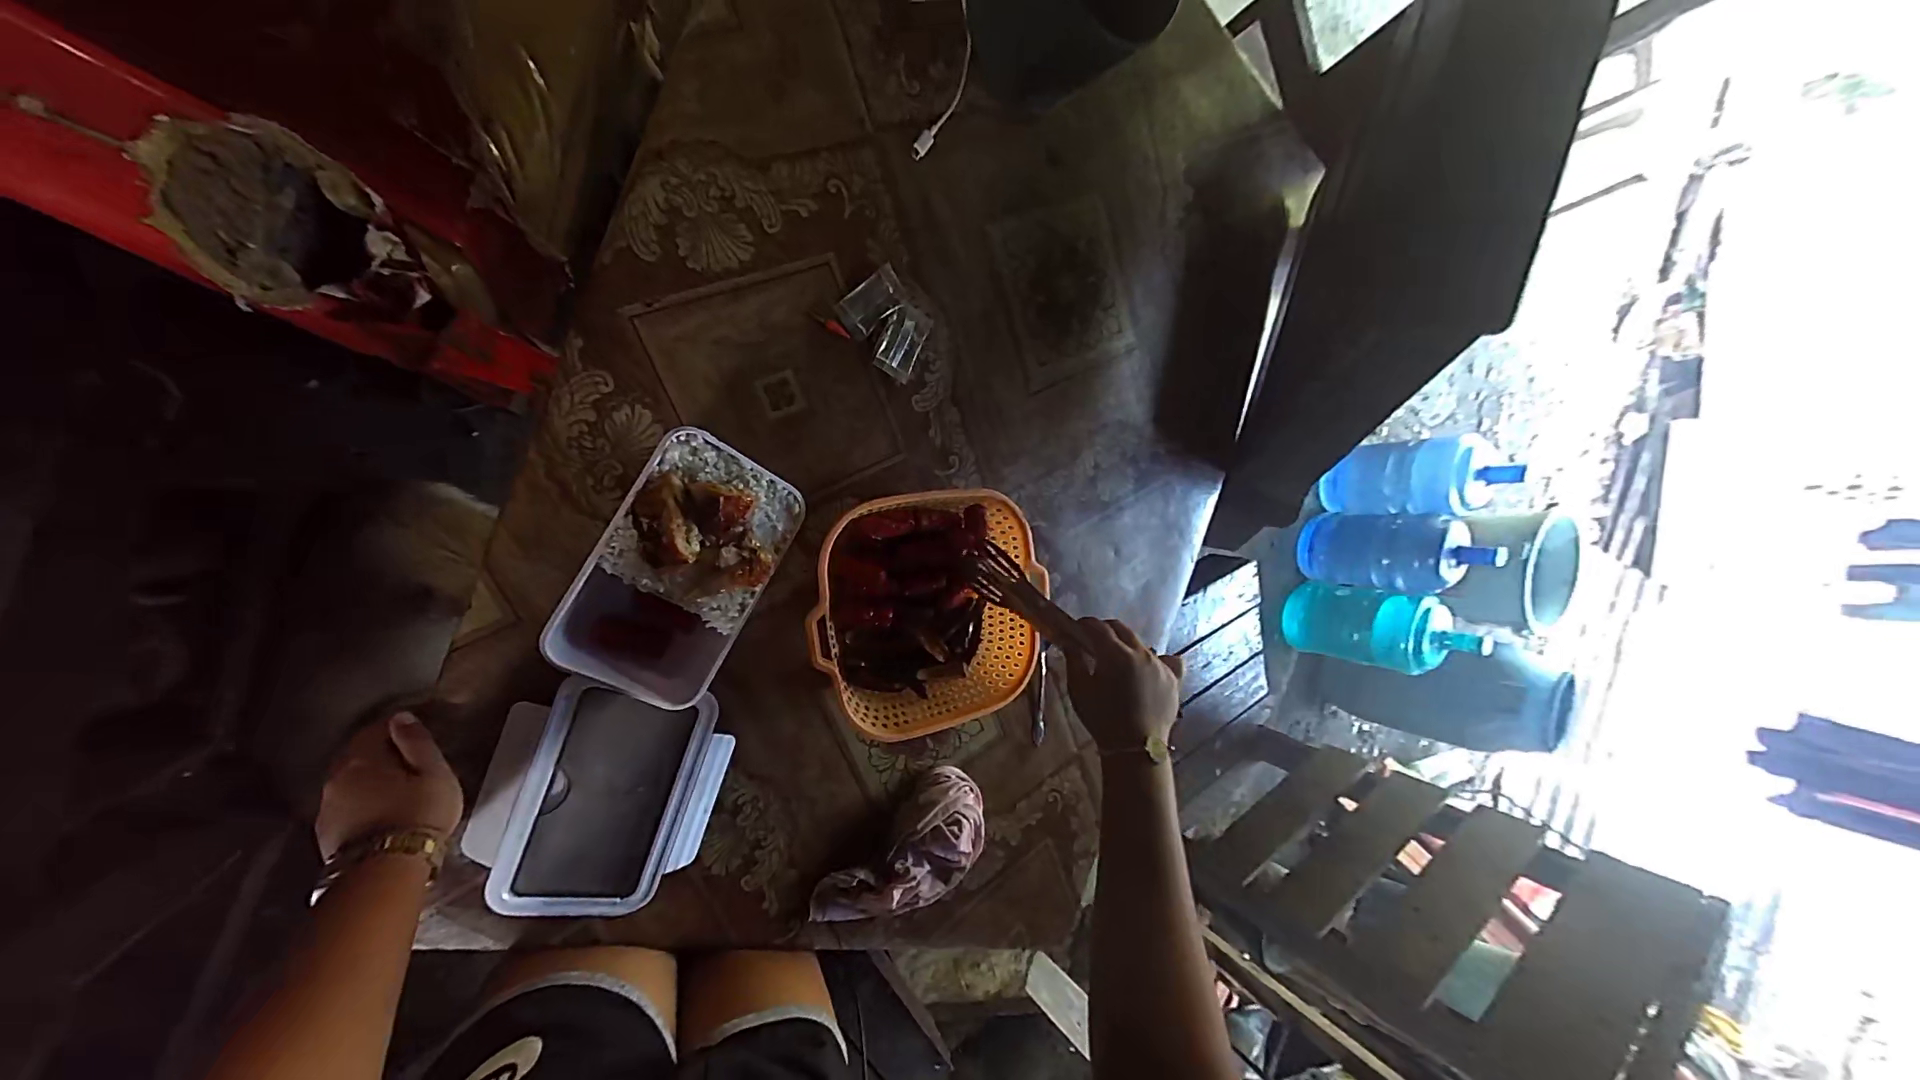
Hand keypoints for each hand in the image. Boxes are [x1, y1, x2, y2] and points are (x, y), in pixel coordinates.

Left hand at [315, 712, 464, 860]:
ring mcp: (327, 808)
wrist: (386, 871)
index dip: (396, 726)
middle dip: (379, 751)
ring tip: (397, 783)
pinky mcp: (327, 833)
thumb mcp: (433, 773)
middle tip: (409, 756)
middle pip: (356, 754)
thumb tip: (400, 717)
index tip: (417, 729)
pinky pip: (347, 802)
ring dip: (369, 776)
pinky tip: (380, 806)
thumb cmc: (418, 813)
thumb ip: (417, 743)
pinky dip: (363, 798)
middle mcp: (335, 780)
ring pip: (349, 780)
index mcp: (360, 760)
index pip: (374, 729)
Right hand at [1061, 618, 1183, 753]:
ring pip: (1141, 644)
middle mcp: (1141, 653)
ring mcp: (1160, 665)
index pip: (1098, 627)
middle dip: (1105, 630)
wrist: (1135, 748)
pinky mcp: (1174, 678)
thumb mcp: (1079, 689)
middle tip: (1093, 642)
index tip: (1077, 629)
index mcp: (1116, 654)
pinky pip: (1167, 660)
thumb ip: (1074, 660)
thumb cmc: (1102, 719)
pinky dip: (1156, 660)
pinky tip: (1148, 670)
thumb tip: (1070, 641)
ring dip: (1127, 646)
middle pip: (1121, 629)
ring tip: (1118, 662)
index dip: (1085, 625)